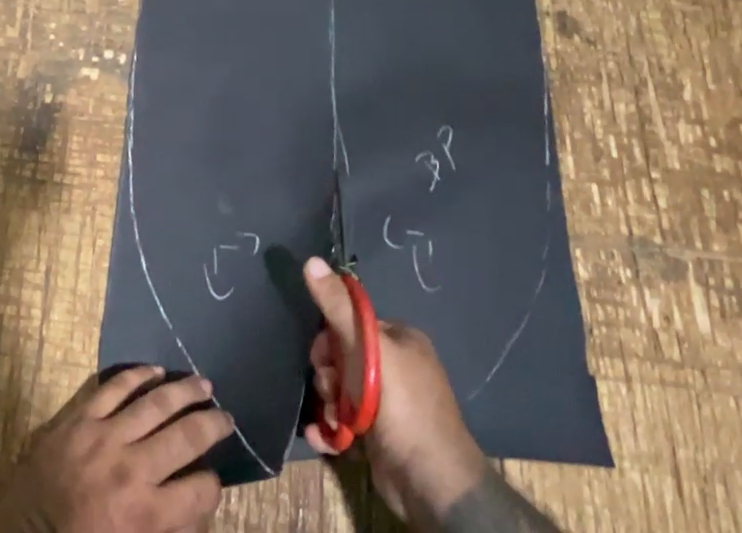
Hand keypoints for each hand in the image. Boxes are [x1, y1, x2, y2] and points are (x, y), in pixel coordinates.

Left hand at [0, 366, 231, 532]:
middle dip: (213, 424)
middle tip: (226, 415)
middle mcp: (132, 470)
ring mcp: (104, 438)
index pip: (201, 491)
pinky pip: (113, 388)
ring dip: (183, 391)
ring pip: (154, 404)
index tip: (212, 479)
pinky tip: (155, 370)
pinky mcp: (79, 419)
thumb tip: (193, 506)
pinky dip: (137, 376)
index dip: (213, 485)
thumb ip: (167, 527)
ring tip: (203, 383)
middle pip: (187, 437)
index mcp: (147, 515)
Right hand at [302, 256, 487, 522]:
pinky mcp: (377, 433)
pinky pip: (342, 419)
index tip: (324, 356)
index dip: (330, 337)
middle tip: (333, 391)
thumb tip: (311, 260)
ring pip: (338, 389)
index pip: (351, 322)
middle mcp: (395, 367)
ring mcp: (386, 403)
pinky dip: (330, 427)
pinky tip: (326, 436)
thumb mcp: (370, 349)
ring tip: (337, 419)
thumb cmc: (403, 406)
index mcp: (400, 340)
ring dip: (328, 403)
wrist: (430, 481)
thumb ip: (338, 307)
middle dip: (328, 375)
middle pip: (340, 357)